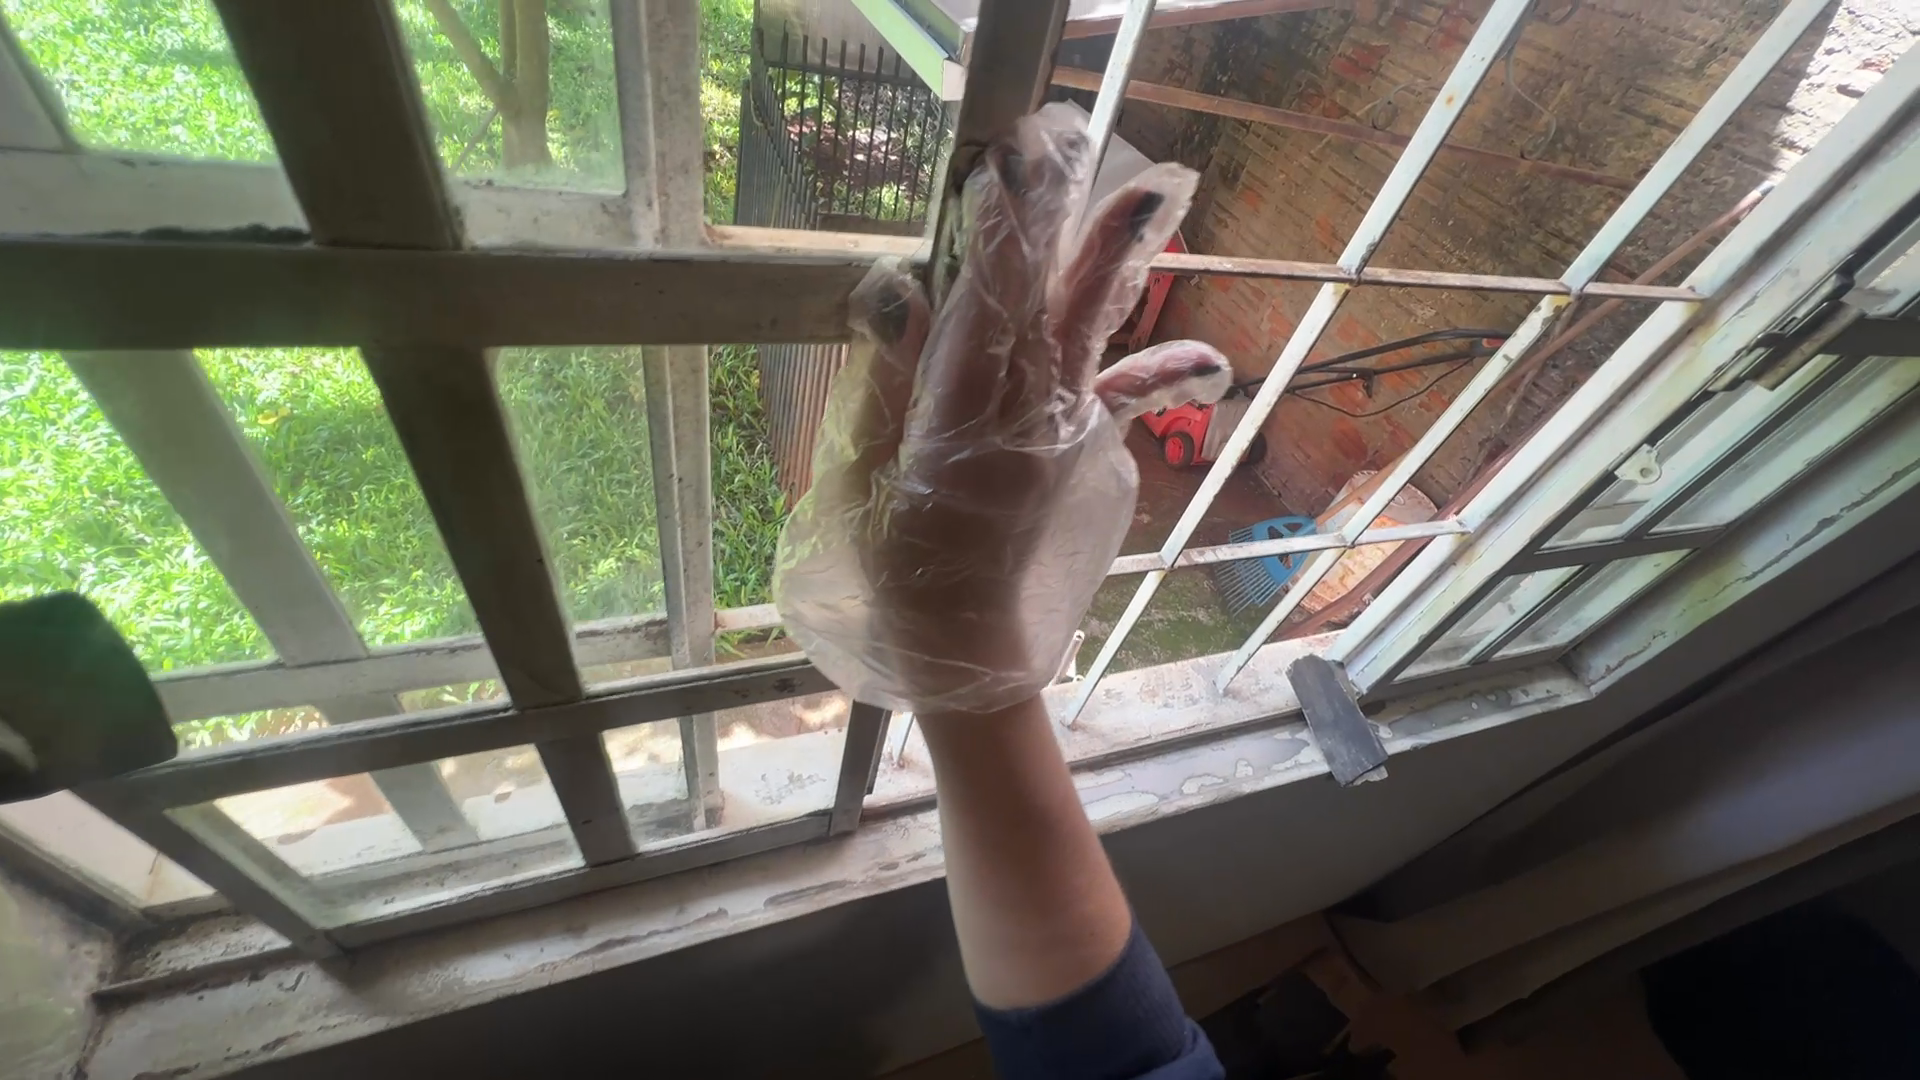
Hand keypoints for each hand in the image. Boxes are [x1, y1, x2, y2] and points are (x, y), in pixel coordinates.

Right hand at [775, 105, 1229, 713]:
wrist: (968, 633)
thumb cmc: (901, 557)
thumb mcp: (869, 479)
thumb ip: (887, 385)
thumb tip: (896, 290)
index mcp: (958, 426)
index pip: (979, 316)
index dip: (995, 245)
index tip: (1002, 172)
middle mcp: (1023, 421)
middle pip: (1044, 310)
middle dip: (1058, 225)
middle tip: (1069, 145)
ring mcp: (1066, 437)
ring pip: (1090, 335)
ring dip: (1116, 263)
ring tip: (1158, 197)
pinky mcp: (1089, 455)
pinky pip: (1121, 400)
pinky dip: (1155, 372)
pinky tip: (1203, 357)